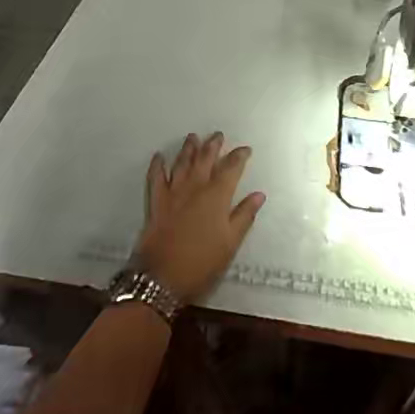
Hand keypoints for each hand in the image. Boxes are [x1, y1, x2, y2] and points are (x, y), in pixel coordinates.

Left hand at [135, 133, 265, 302]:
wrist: (162, 278)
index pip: (231, 168)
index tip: (245, 149)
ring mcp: (173, 193)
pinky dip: (158, 165)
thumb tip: (258, 194)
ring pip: (182, 163)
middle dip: (213, 145)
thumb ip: (244, 215)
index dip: (239, 156)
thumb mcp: (231, 242)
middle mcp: (195, 188)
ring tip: (193, 137)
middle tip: (218, 135)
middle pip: (205, 159)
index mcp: (217, 196)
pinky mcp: (156, 203)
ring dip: (188, 149)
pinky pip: (156, 178)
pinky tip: (160, 156)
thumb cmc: (203, 262)